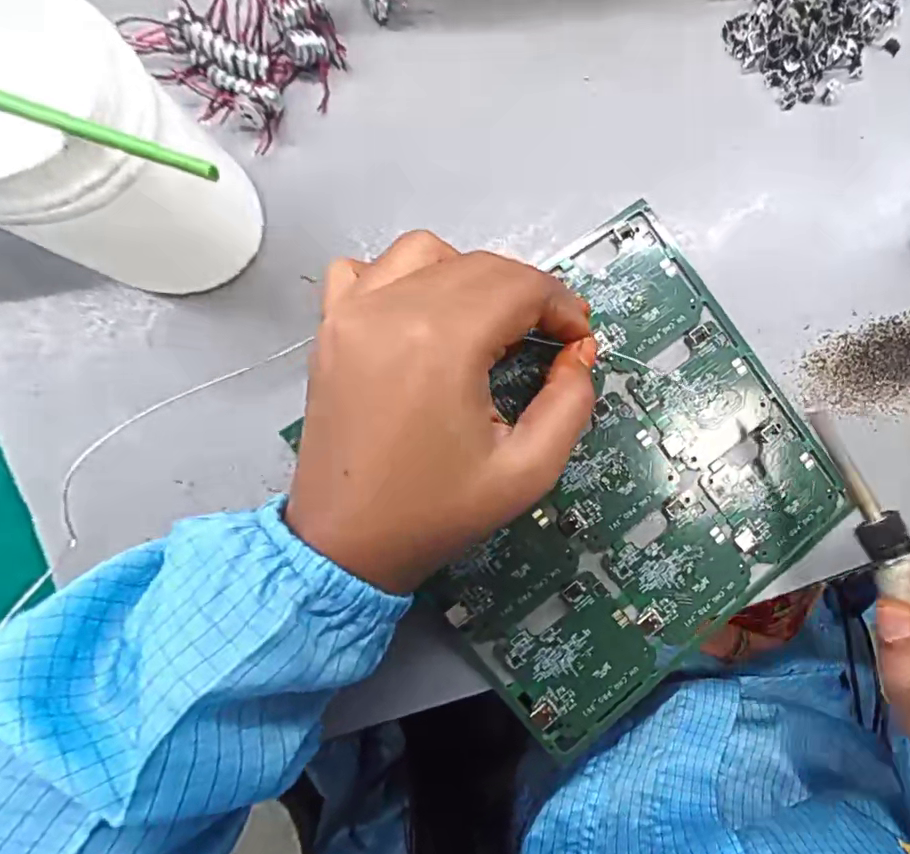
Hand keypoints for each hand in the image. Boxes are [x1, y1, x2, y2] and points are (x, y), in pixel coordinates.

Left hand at [288, 231, 597, 593]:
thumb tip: (578, 354)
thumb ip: (570, 404)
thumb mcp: (529, 471)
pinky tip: (424, 320)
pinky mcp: (331, 328)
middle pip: (481, 266)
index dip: (563, 305)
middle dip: (529, 294)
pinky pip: (370, 270)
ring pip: (427, 253)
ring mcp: (352, 312)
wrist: (350, 543)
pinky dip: (407, 279)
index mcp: (443, 343)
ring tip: (491, 329)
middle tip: (550, 340)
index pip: (521, 286)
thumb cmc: (440, 513)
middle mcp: (392, 308)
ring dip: (473, 278)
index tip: (579, 339)